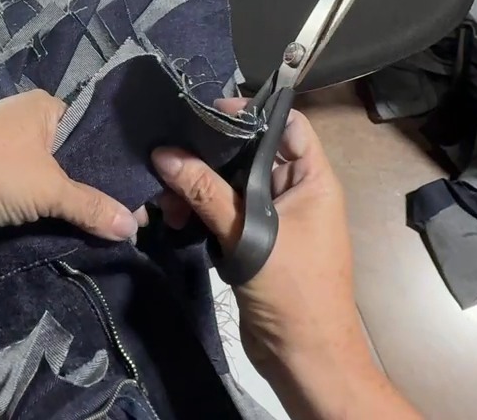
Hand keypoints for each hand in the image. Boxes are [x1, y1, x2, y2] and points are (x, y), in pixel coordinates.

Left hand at [0, 89, 137, 254]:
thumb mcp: (51, 189)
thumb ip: (92, 206)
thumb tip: (135, 226)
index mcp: (43, 105)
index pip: (90, 129)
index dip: (114, 161)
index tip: (141, 191)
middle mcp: (26, 120)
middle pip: (72, 155)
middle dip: (95, 186)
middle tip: (131, 217)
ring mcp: (6, 147)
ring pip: (51, 176)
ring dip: (70, 201)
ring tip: (108, 226)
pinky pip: (31, 191)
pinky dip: (47, 208)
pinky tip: (71, 227)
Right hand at [154, 102, 412, 419]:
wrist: (306, 364)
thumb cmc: (294, 293)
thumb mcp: (250, 235)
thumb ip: (206, 190)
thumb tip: (163, 153)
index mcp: (312, 181)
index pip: (288, 124)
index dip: (252, 112)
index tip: (209, 112)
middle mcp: (294, 191)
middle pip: (250, 151)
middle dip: (210, 152)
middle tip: (171, 149)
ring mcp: (274, 217)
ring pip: (231, 183)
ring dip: (198, 186)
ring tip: (165, 196)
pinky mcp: (254, 241)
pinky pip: (224, 210)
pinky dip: (200, 210)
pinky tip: (172, 215)